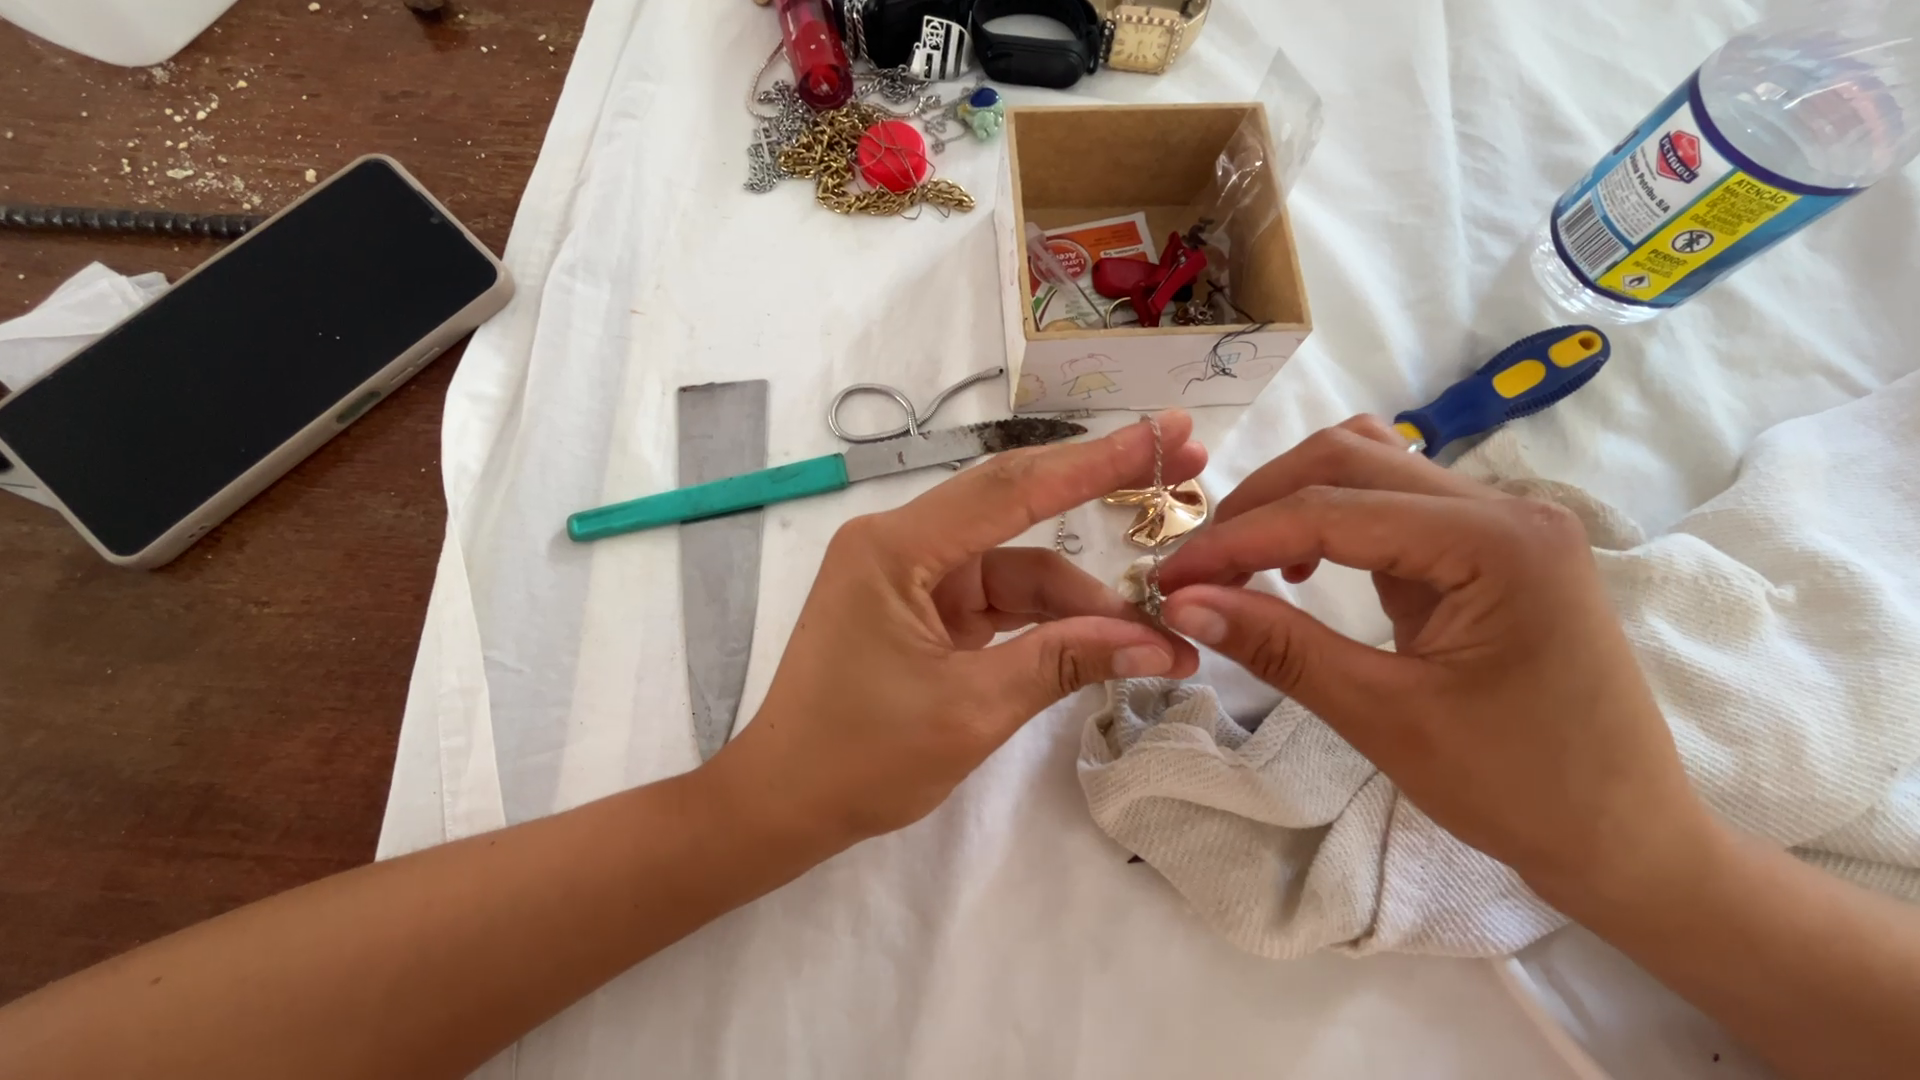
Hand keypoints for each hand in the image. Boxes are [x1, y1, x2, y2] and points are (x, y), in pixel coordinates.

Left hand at [712, 413, 1205, 849]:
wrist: (784, 804)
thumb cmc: (861, 760)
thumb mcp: (971, 710)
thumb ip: (1064, 662)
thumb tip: (1159, 644)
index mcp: (894, 548)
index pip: (1011, 489)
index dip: (1095, 463)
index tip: (1165, 433)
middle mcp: (898, 543)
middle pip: (1014, 503)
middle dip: (1097, 490)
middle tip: (1179, 465)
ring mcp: (909, 574)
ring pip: (1014, 562)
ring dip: (1079, 594)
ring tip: (1153, 626)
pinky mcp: (920, 607)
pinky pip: (995, 595)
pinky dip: (1045, 617)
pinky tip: (1098, 635)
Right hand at [1156, 417, 1716, 903]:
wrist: (1627, 840)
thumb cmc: (1519, 788)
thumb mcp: (1383, 717)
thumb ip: (1279, 647)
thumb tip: (1182, 605)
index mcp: (1496, 541)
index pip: (1331, 510)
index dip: (1237, 541)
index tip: (1168, 581)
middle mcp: (1503, 508)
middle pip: (1348, 456)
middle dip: (1259, 505)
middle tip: (1200, 570)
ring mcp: (1499, 523)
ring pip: (1367, 466)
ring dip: (1291, 502)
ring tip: (1243, 563)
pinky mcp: (1485, 549)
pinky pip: (1390, 505)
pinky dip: (1328, 522)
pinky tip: (1302, 570)